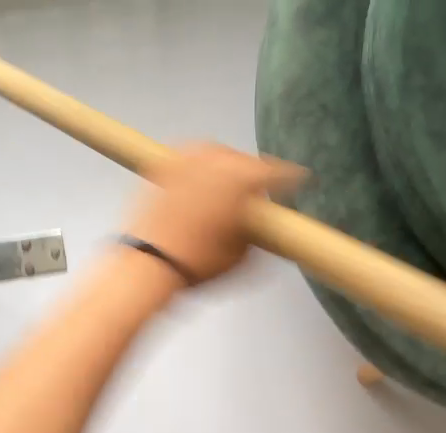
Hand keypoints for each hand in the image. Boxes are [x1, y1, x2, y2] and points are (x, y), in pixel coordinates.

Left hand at [122, 144, 306, 283]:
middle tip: (254, 196)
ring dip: (225, 170)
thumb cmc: (197, 264)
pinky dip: (200, 169)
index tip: (297, 182)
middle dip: (252, 177)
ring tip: (225, 191)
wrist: (148, 263)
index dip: (291, 179)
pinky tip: (199, 185)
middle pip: (245, 162)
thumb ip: (260, 232)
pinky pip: (191, 158)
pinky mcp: (164, 162)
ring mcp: (188, 156)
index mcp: (244, 178)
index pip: (278, 172)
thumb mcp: (242, 257)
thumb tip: (264, 224)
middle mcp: (218, 158)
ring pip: (218, 156)